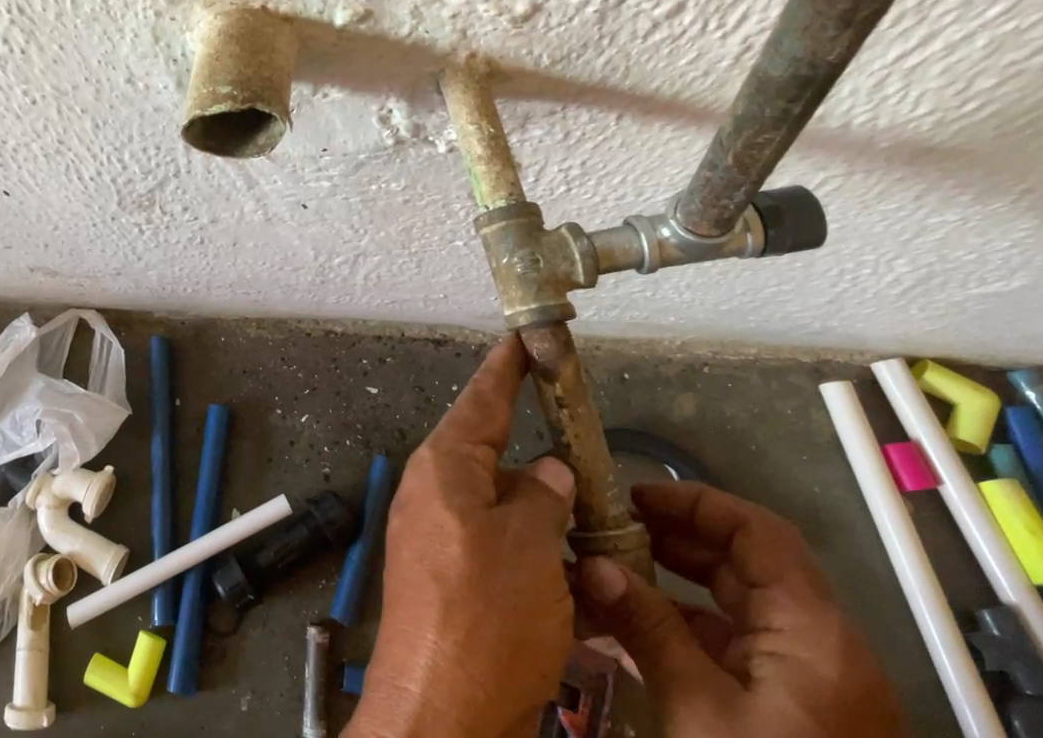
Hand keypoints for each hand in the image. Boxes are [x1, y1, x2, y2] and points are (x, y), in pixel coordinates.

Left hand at [346, 338, 577, 737]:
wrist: (444, 712)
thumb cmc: (485, 616)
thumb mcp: (526, 545)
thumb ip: (542, 498)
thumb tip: (547, 473)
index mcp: (444, 470)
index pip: (480, 403)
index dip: (505, 370)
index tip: (522, 340)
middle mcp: (437, 498)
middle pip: (498, 462)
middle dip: (545, 467)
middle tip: (591, 459)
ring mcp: (445, 546)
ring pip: (512, 517)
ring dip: (554, 527)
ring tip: (605, 535)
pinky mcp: (459, 590)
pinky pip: (509, 560)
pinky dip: (545, 568)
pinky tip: (585, 587)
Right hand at [576, 481, 906, 737]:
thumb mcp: (696, 708)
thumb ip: (647, 628)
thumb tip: (592, 564)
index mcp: (812, 630)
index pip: (758, 532)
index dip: (695, 504)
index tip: (631, 496)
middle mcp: (819, 642)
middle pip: (748, 564)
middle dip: (675, 539)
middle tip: (608, 530)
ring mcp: (808, 679)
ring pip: (738, 605)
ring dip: (674, 582)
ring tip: (610, 571)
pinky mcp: (792, 710)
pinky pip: (736, 647)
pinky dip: (686, 626)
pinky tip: (633, 627)